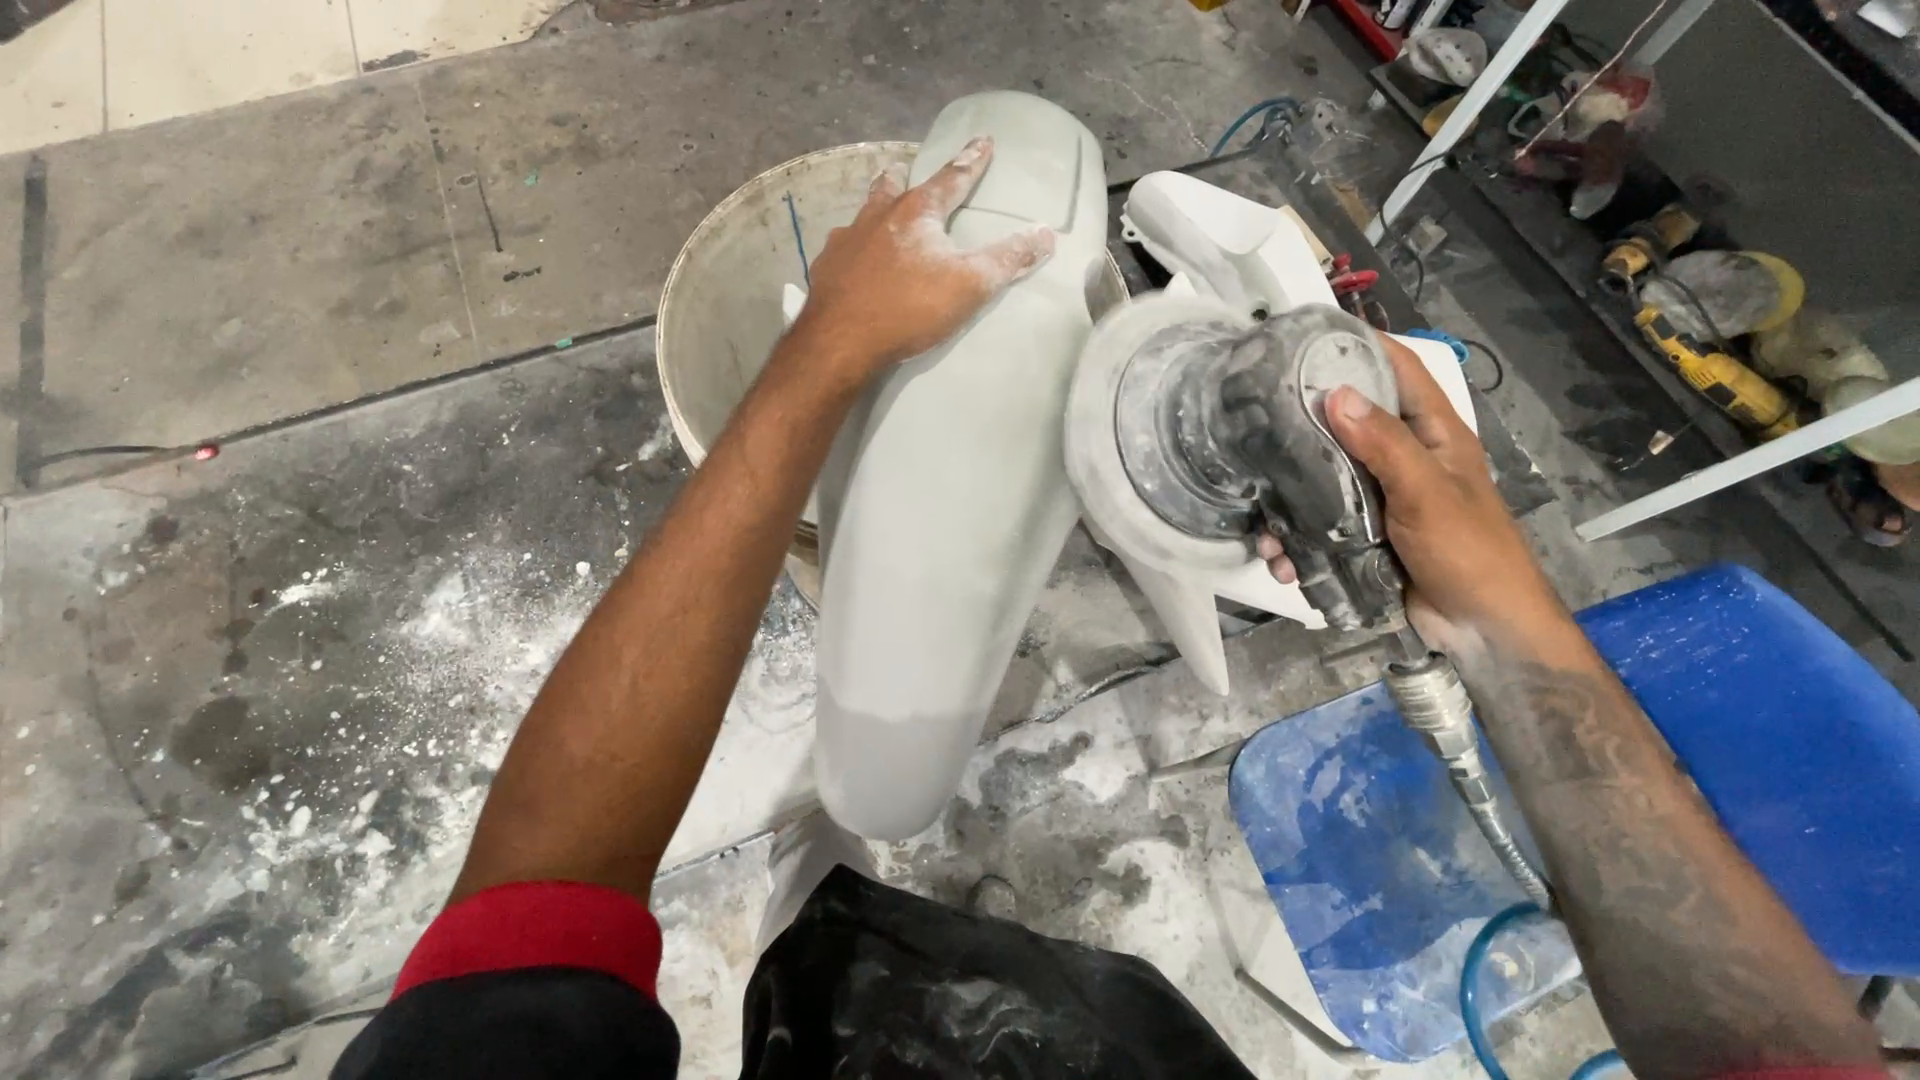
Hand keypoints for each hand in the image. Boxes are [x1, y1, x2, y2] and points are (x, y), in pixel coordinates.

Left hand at [789, 136, 1056, 378]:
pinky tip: (850, 260)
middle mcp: (877, 217)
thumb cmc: (910, 309)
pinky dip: (852, 248)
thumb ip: (1007, 259)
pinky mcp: (825, 271)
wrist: (841, 342)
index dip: (971, 162)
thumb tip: (1045, 234)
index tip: (982, 142)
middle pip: (892, 187)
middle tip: (901, 167)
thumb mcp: (969, 285)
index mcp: (916, 213)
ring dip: (873, 208)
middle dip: (902, 176)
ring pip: (862, 214)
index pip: (951, 179)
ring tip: (876, 211)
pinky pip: (842, 250)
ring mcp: (845, 242)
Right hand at [1258, 335, 1569, 655]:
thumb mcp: (1426, 493)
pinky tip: (1282, 558)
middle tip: (1259, 416)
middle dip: (1307, 424)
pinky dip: (1299, 541)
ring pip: (1326, 480)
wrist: (1481, 627)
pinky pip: (1322, 526)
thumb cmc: (1468, 550)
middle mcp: (1404, 459)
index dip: (1365, 344)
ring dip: (1293, 499)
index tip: (1314, 333)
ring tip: (1264, 519)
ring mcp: (1383, 499)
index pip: (1400, 371)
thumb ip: (1383, 444)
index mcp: (1433, 435)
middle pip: (1350, 423)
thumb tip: (1335, 393)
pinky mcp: (1365, 535)